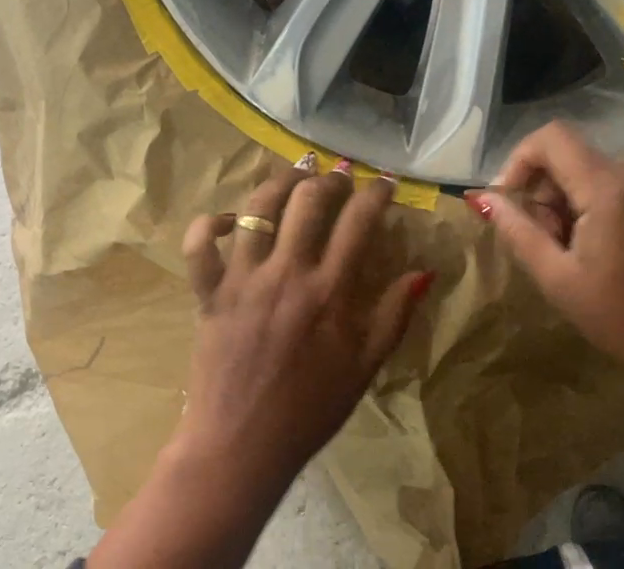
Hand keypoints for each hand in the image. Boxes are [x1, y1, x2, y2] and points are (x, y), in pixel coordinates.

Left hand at [175, 156, 432, 486]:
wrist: (241, 447)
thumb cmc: (309, 410)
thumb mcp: (365, 368)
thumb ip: (394, 316)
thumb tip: (423, 272)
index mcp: (330, 292)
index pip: (359, 221)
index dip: (377, 192)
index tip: (385, 184)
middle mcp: (287, 274)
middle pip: (309, 201)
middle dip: (330, 180)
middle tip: (340, 180)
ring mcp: (243, 280)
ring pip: (258, 208)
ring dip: (279, 182)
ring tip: (295, 176)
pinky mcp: (209, 293)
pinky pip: (200, 245)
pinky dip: (210, 224)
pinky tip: (230, 221)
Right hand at [467, 122, 623, 387]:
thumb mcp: (558, 279)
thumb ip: (518, 231)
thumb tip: (482, 198)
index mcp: (608, 189)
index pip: (551, 137)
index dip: (519, 159)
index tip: (509, 201)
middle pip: (569, 156)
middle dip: (543, 191)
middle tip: (544, 242)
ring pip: (590, 172)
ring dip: (566, 202)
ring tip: (571, 254)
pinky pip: (616, 188)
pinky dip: (593, 208)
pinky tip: (599, 253)